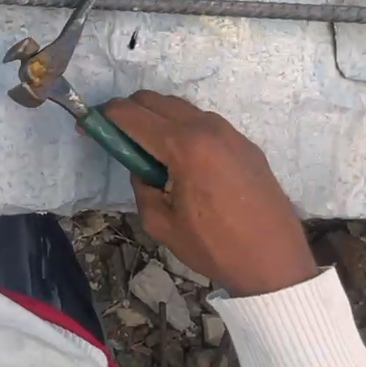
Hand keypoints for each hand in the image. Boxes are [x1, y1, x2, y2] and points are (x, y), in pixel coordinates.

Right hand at [101, 91, 316, 297]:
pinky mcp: (246, 144)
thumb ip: (140, 184)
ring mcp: (230, 133)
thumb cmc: (215, 248)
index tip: (87, 127)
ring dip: (156, 119)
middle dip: (127, 112)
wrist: (278, 267)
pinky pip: (204, 122)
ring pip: (179, 107)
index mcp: (183, 147)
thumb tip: (142, 167)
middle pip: (152, 100)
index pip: (129, 114)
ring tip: (153, 152)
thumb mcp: (159, 222)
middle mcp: (207, 128)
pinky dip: (183, 128)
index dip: (102, 117)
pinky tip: (185, 160)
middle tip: (117, 139)